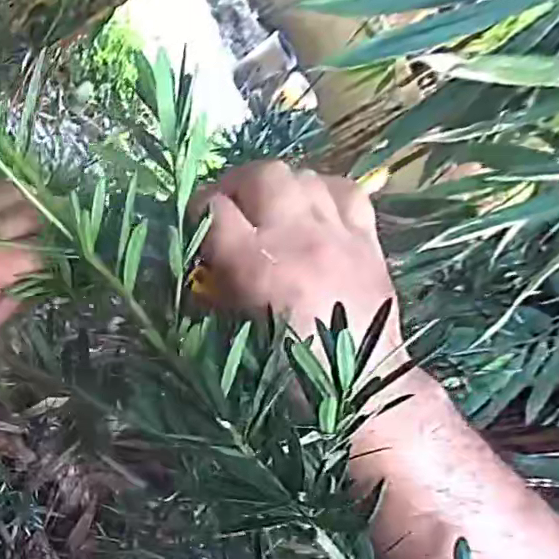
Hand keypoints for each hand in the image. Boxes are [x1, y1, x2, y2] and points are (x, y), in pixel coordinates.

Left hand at [0, 181, 42, 352]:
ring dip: (26, 197)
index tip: (62, 264)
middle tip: (59, 231)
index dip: (55, 259)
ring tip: (39, 204)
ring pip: (4, 194)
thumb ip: (16, 300)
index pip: (40, 252)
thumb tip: (35, 284)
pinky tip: (1, 191)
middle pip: (29, 215)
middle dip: (48, 224)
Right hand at [200, 161, 403, 357]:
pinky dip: (319, 190)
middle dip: (234, 185)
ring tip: (266, 208)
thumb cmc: (287, 369)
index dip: (196, 212)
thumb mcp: (234, 330)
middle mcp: (297, 236)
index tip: (191, 226)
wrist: (363, 384)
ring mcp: (337, 231)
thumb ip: (216, 287)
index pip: (214, 211)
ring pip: (302, 174)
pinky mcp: (366, 237)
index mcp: (255, 265)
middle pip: (260, 175)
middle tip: (226, 207)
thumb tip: (202, 260)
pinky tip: (309, 208)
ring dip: (276, 186)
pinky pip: (343, 188)